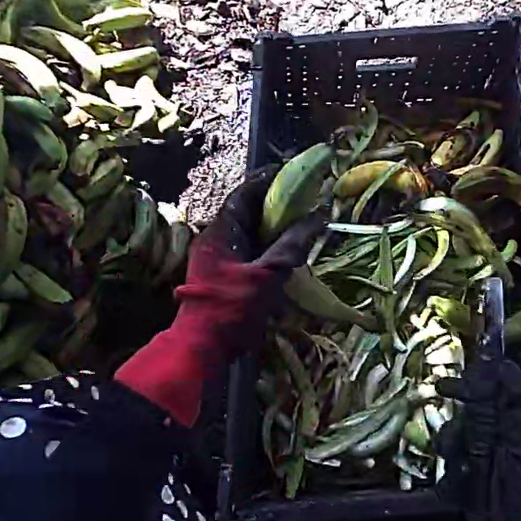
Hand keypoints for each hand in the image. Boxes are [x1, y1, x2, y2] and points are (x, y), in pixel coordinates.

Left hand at [178, 165, 324, 352]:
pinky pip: (251, 251)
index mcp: (220, 232)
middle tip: (304, 197)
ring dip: (274, 226)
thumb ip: (293, 244)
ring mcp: (220, 259)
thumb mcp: (268, 274)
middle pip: (248, 212)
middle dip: (275, 203)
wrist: (201, 349)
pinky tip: (289, 251)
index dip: (267, 180)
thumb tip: (319, 216)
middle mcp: (217, 240)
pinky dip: (270, 246)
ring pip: (250, 233)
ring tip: (302, 220)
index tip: (291, 172)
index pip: (244, 194)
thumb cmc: (231, 308)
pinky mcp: (226, 276)